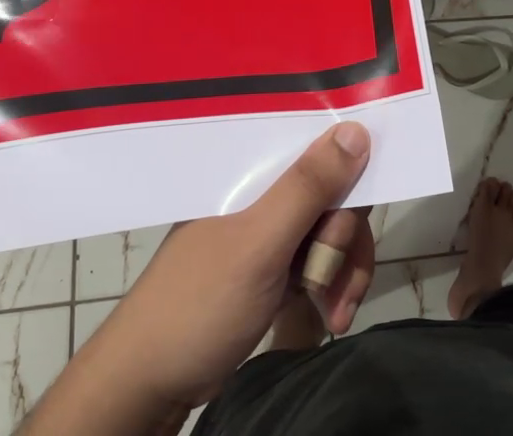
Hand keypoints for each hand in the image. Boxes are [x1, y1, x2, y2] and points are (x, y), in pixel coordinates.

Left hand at [69, 123, 375, 412]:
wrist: (153, 384)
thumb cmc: (198, 303)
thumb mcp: (259, 244)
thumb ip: (307, 188)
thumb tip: (357, 129)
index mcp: (246, 171)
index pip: (311, 146)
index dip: (346, 173)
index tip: (359, 209)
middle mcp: (258, 193)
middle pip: (331, 194)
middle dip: (345, 240)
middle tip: (330, 276)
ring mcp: (266, 232)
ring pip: (332, 231)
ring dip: (344, 271)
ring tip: (338, 312)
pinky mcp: (273, 266)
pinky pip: (320, 261)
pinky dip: (333, 287)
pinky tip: (333, 316)